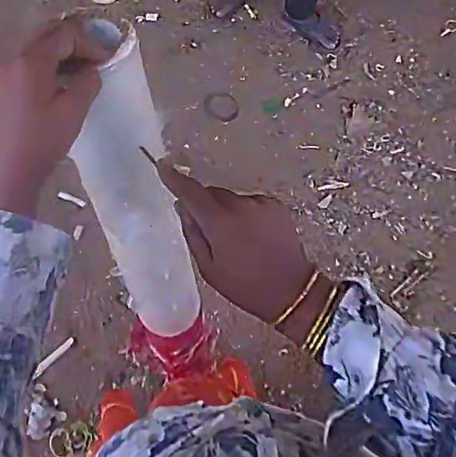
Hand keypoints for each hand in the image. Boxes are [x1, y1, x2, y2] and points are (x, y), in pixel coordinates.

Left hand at [0, 17, 107, 216]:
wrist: (14, 168)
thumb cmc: (45, 138)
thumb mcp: (74, 107)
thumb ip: (87, 80)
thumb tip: (91, 69)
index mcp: (31, 61)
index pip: (64, 35)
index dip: (89, 42)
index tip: (107, 58)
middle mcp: (16, 59)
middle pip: (49, 33)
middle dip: (76, 39)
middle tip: (98, 54)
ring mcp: (10, 71)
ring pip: (40, 45)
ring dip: (64, 49)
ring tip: (87, 65)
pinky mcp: (10, 84)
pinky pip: (34, 60)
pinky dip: (53, 61)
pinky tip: (69, 76)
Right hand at [158, 161, 329, 342]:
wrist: (293, 291)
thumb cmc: (245, 286)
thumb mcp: (209, 268)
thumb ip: (192, 233)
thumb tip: (183, 207)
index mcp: (219, 222)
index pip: (191, 191)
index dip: (174, 178)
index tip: (162, 165)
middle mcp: (239, 205)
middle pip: (211, 193)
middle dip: (205, 206)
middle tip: (210, 232)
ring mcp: (259, 203)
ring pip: (231, 198)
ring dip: (226, 211)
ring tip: (237, 240)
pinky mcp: (275, 205)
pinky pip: (250, 203)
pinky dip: (246, 213)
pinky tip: (254, 236)